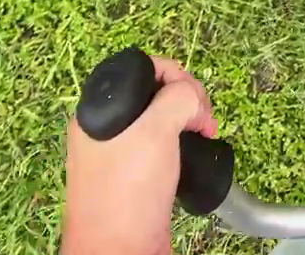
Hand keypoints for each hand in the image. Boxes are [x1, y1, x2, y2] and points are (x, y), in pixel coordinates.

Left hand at [61, 55, 218, 254]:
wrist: (121, 254)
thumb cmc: (131, 189)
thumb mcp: (157, 129)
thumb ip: (179, 97)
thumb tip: (192, 99)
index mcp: (99, 110)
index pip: (145, 69)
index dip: (177, 76)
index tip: (195, 99)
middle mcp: (106, 127)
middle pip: (157, 91)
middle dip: (188, 98)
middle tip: (204, 120)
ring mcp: (119, 152)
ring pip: (164, 116)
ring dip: (191, 118)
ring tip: (206, 134)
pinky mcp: (134, 174)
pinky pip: (164, 142)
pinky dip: (184, 140)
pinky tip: (195, 150)